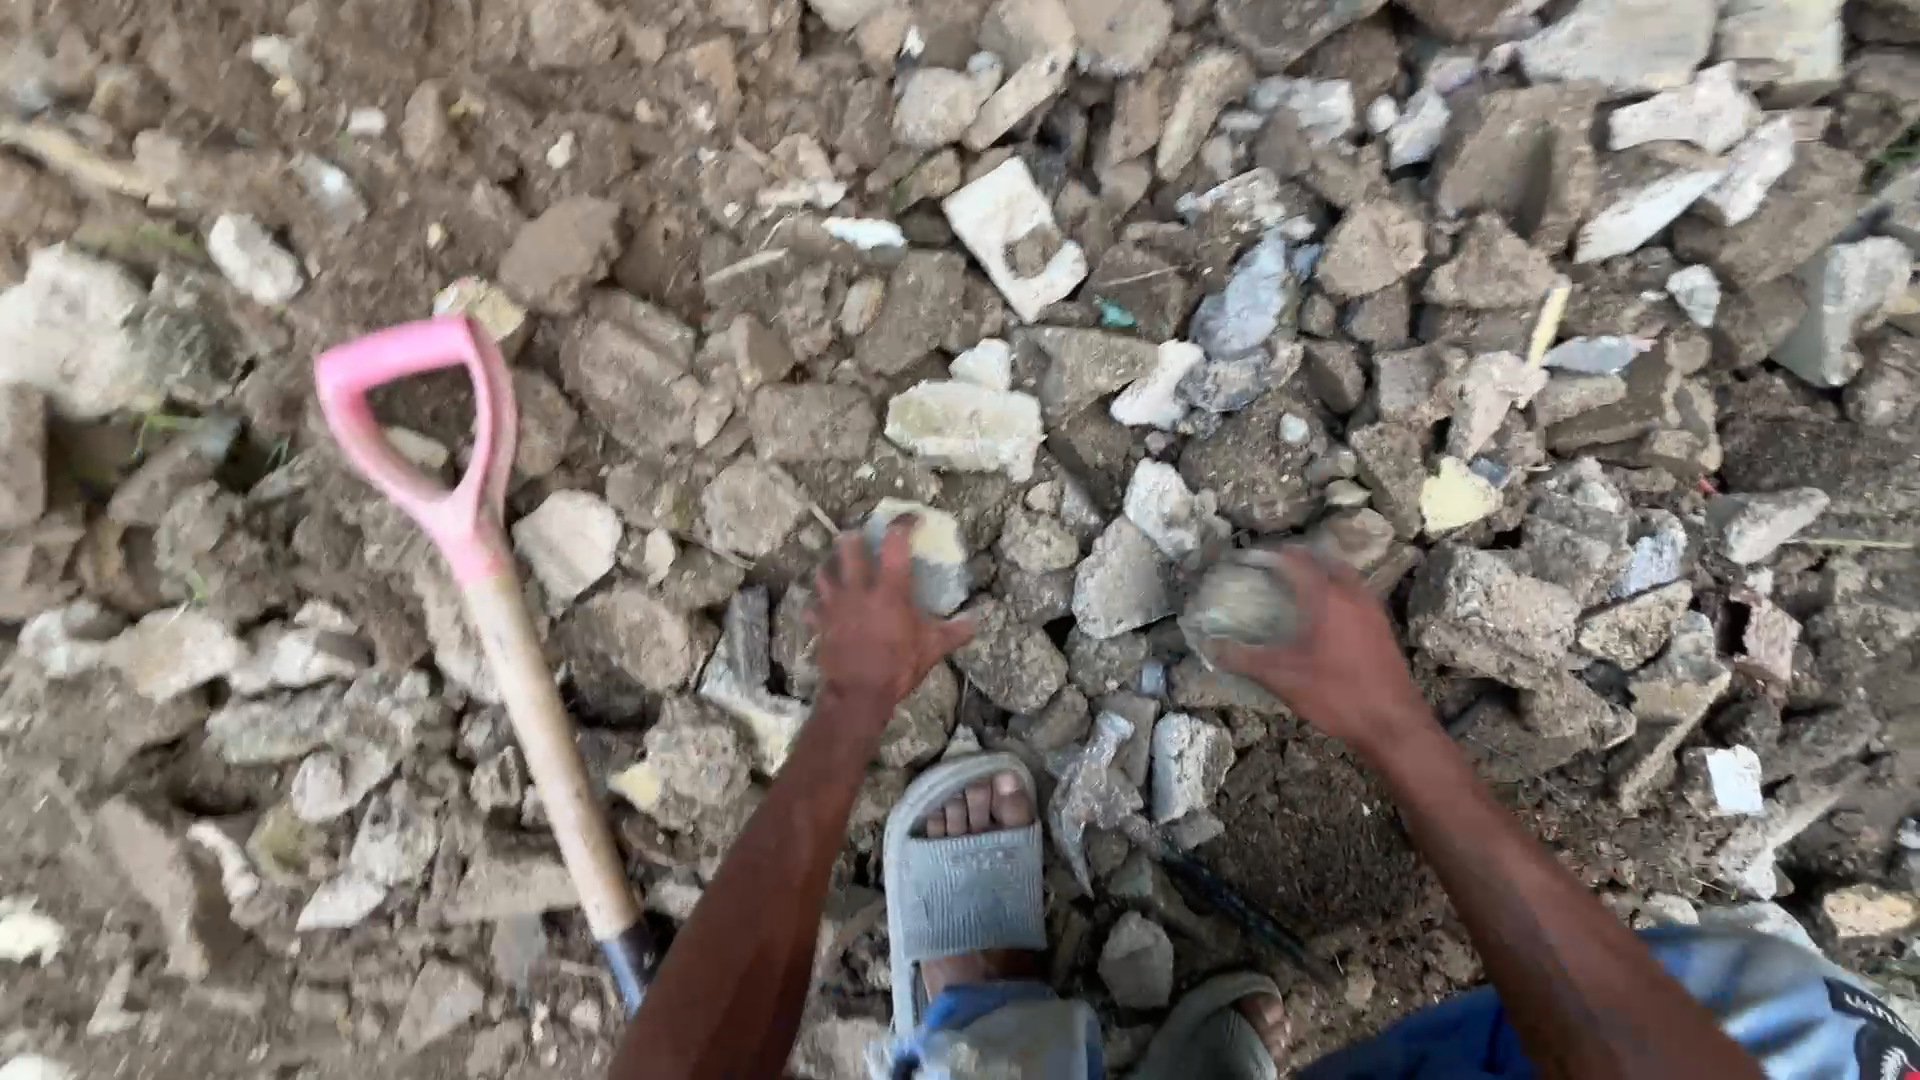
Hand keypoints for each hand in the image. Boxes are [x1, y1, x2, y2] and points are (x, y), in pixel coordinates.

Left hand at [810, 517, 973, 710]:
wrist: (859, 694)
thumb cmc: (898, 667)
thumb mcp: (932, 649)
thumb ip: (954, 631)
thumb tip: (976, 620)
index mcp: (889, 590)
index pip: (895, 541)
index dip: (903, 523)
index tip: (912, 519)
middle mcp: (858, 589)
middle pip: (847, 545)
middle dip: (854, 537)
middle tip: (862, 540)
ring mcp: (834, 604)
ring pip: (823, 570)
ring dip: (831, 565)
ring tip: (839, 567)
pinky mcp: (819, 622)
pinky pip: (811, 605)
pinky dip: (816, 602)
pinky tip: (823, 606)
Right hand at [1210, 548, 1433, 756]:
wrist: (1392, 724)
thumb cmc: (1335, 694)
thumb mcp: (1281, 677)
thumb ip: (1243, 659)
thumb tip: (1209, 647)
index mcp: (1327, 599)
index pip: (1297, 562)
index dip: (1273, 555)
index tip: (1252, 556)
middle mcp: (1353, 597)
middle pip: (1326, 562)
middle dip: (1301, 557)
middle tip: (1277, 562)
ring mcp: (1373, 613)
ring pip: (1347, 577)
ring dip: (1323, 572)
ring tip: (1301, 580)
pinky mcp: (1383, 630)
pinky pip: (1358, 595)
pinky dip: (1338, 590)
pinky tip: (1327, 612)